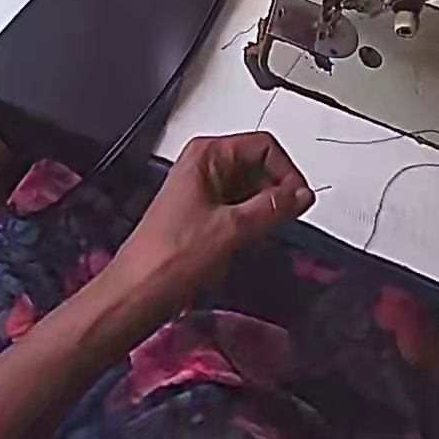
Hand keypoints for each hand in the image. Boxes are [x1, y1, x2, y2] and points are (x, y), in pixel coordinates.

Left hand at [103, 133, 314, 314]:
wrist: (137, 293)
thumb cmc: (171, 256)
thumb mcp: (231, 229)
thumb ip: (272, 208)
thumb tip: (301, 194)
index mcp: (207, 154)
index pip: (263, 145)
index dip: (286, 171)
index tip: (300, 200)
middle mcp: (205, 164)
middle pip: (258, 164)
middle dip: (275, 192)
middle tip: (284, 220)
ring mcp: (204, 187)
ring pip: (251, 187)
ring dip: (264, 210)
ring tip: (259, 235)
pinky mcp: (204, 211)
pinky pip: (240, 206)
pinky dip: (251, 221)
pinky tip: (248, 242)